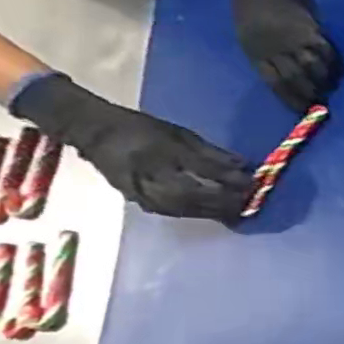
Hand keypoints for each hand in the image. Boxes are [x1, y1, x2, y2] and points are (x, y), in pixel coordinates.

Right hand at [10, 73, 249, 219]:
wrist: (92, 132)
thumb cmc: (140, 129)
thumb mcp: (178, 133)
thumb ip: (211, 152)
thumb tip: (244, 166)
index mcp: (158, 154)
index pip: (200, 171)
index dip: (228, 179)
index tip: (251, 183)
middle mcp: (149, 177)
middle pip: (194, 196)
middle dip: (224, 201)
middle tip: (248, 202)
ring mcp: (143, 193)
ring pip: (186, 209)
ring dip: (214, 211)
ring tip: (237, 211)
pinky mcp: (141, 203)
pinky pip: (176, 213)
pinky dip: (198, 213)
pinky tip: (214, 213)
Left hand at [220, 0, 335, 112]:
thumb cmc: (251, 15)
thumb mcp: (249, 41)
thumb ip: (267, 62)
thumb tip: (289, 86)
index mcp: (258, 55)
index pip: (278, 85)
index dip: (292, 100)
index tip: (304, 109)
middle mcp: (277, 49)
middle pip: (298, 79)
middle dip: (312, 93)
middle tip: (322, 101)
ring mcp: (294, 39)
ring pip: (315, 67)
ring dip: (325, 80)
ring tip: (332, 86)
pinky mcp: (310, 28)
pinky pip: (326, 51)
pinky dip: (334, 63)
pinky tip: (338, 69)